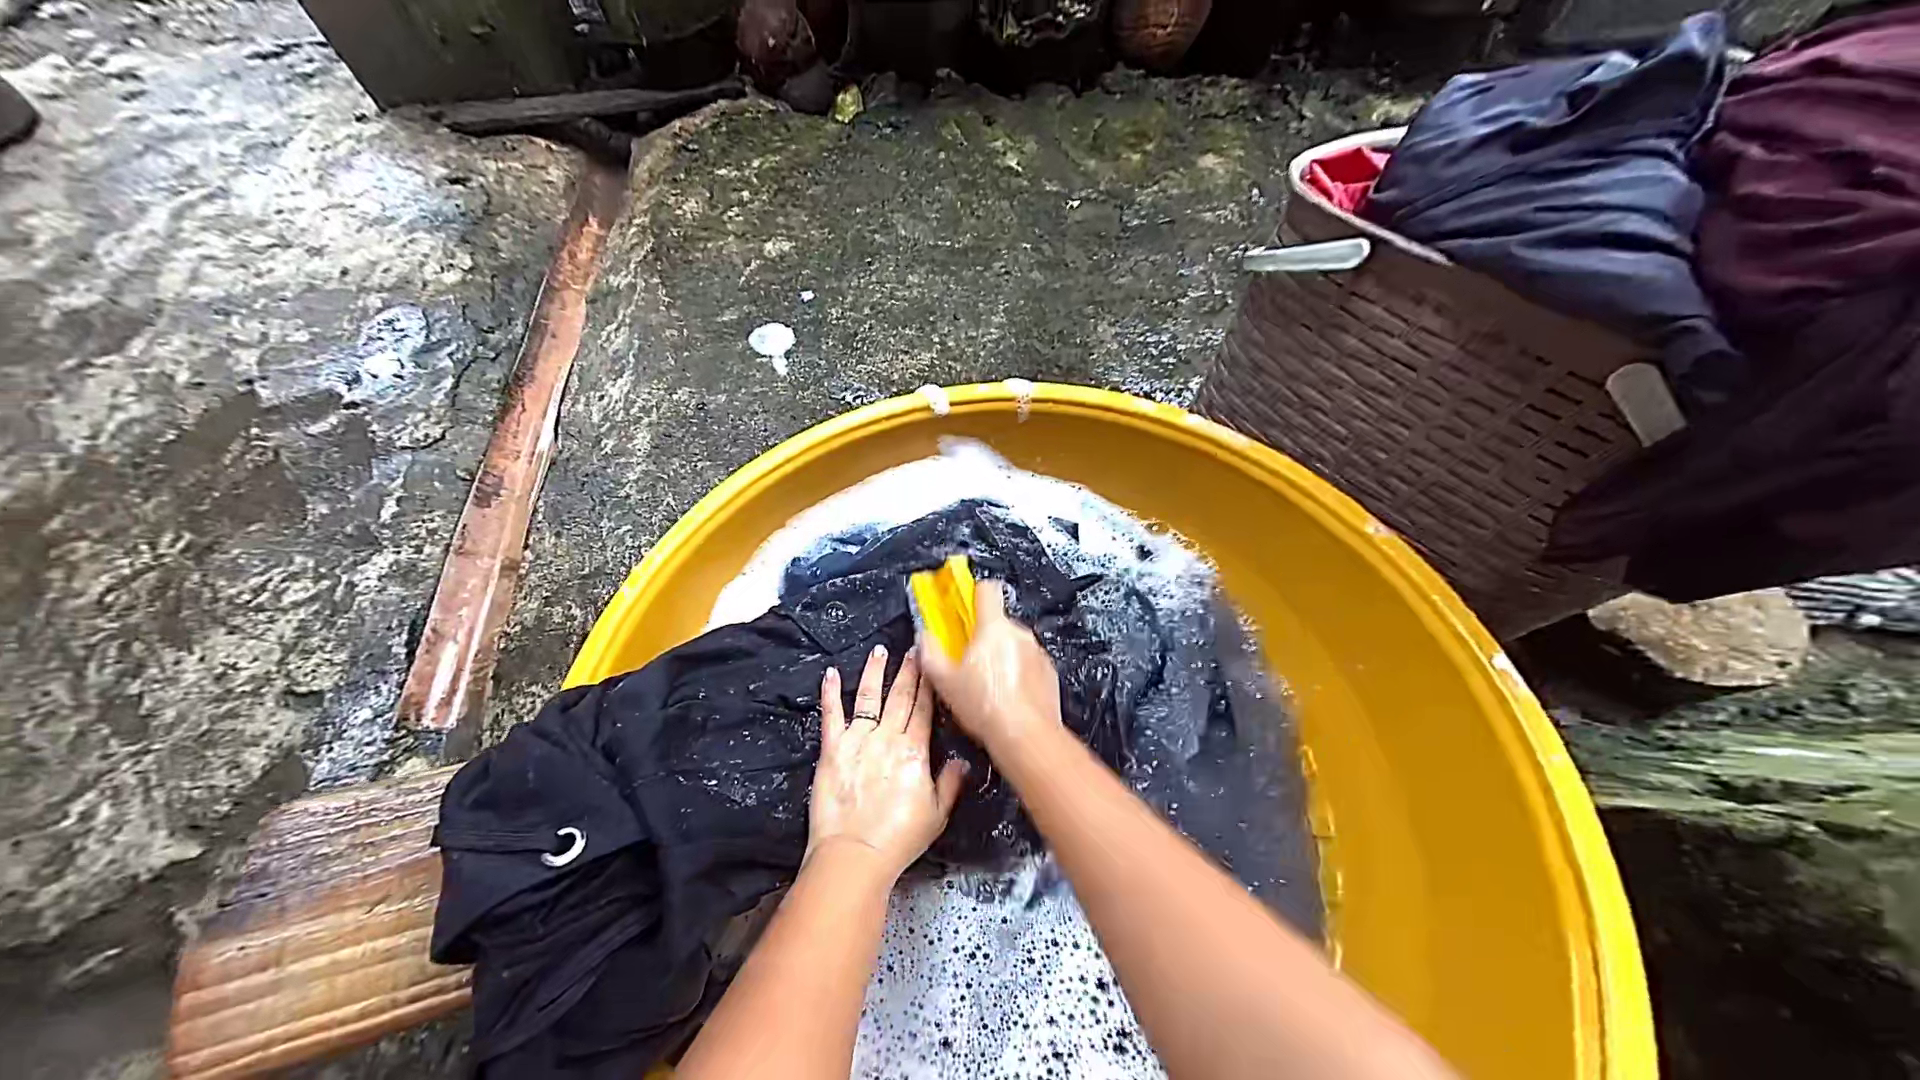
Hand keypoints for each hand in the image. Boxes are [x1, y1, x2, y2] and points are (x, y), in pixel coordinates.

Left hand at [809, 645, 968, 878]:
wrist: (855, 854)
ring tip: (880, 651)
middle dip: (908, 670)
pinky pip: (831, 714)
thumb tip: (962, 760)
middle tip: (912, 649)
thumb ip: (950, 783)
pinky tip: (830, 674)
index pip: (924, 709)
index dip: (928, 684)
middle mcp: (887, 738)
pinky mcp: (832, 749)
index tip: (932, 663)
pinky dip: (830, 693)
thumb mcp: (937, 814)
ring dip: (875, 672)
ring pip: (869, 697)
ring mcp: (858, 741)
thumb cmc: (897, 839)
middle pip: (900, 697)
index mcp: (914, 751)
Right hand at [917, 579, 1064, 757]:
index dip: (971, 592)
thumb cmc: (988, 709)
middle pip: (996, 621)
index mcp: (993, 627)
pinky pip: (1028, 663)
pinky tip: (1003, 695)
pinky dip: (1016, 673)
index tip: (960, 602)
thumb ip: (930, 651)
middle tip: (965, 658)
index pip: (985, 589)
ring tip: (984, 683)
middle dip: (981, 635)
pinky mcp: (1048, 672)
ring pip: (1012, 644)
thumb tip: (924, 639)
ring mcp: (1036, 652)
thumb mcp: (944, 681)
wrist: (1026, 736)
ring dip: (999, 656)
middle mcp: (1019, 634)